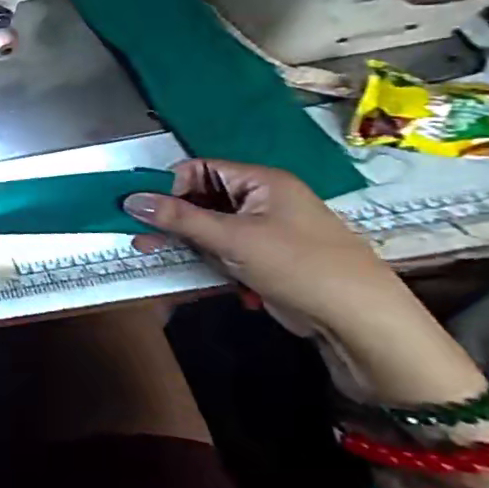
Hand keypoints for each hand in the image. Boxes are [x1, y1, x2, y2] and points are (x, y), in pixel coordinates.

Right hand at [123, 160, 488, 405]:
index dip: (170, 184)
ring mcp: (263, 232)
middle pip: (203, 198)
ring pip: (209, 227)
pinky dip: (202, 257)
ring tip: (149, 249)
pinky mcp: (263, 260)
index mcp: (260, 182)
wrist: (356, 318)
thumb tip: (132, 198)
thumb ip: (181, 218)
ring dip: (182, 238)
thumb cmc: (296, 264)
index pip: (202, 169)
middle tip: (137, 233)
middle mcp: (261, 200)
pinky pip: (222, 250)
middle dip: (170, 215)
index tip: (140, 206)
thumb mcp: (233, 238)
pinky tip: (181, 266)